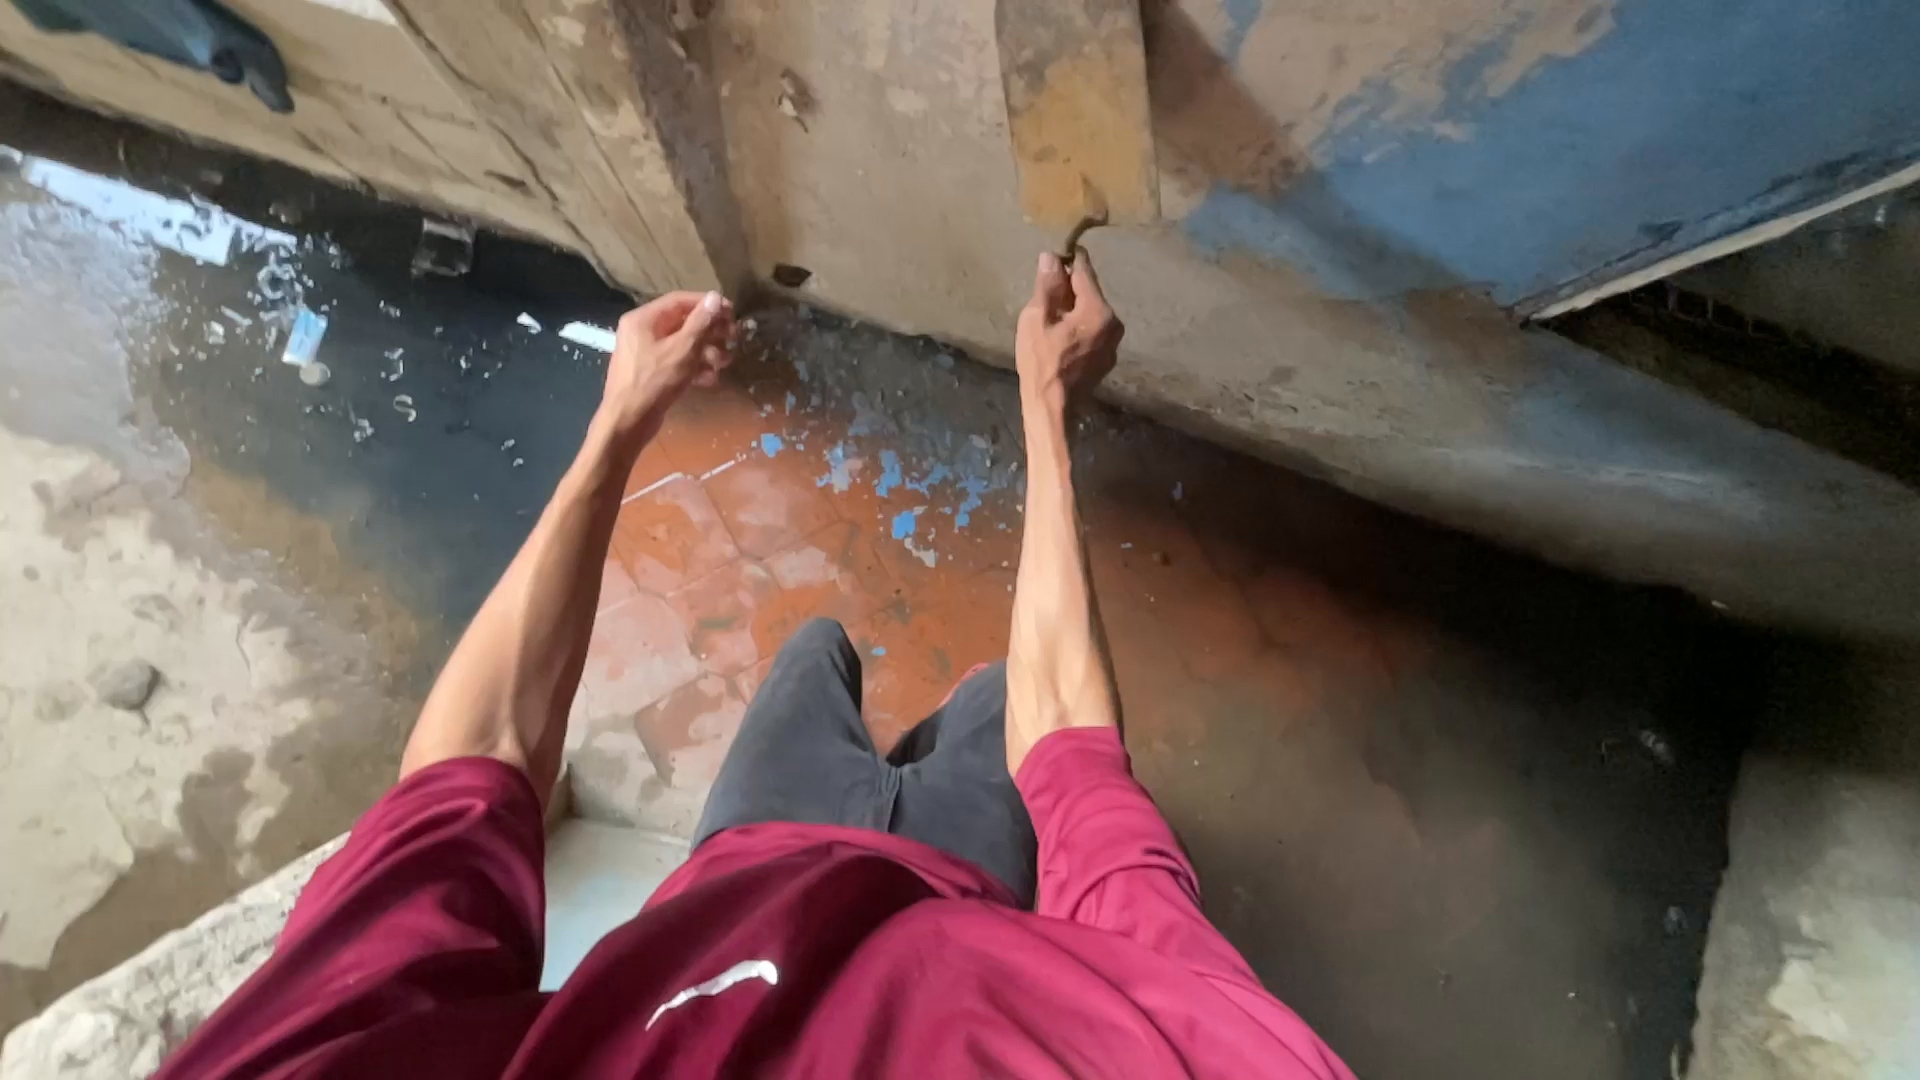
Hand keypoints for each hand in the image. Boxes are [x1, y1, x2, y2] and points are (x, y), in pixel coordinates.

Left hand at [601, 289, 734, 437]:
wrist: (628, 421)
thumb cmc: (654, 382)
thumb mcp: (682, 350)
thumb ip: (700, 323)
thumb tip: (716, 297)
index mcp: (644, 319)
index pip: (680, 301)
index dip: (708, 305)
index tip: (732, 315)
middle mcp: (643, 331)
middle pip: (683, 323)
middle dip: (710, 333)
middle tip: (732, 341)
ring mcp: (646, 353)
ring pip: (683, 345)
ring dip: (707, 353)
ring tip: (722, 364)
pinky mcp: (652, 373)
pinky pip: (677, 363)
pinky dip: (695, 368)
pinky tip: (709, 380)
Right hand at [1015, 249, 1121, 411]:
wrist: (1052, 409)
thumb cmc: (1041, 363)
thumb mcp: (1036, 319)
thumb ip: (1047, 286)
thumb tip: (1051, 257)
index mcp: (1099, 310)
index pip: (1084, 271)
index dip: (1067, 261)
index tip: (1052, 258)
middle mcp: (1114, 324)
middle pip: (1089, 293)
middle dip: (1067, 291)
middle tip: (1042, 301)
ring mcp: (1113, 345)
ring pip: (1091, 314)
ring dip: (1072, 312)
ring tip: (1048, 323)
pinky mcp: (1106, 360)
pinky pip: (1092, 333)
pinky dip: (1078, 330)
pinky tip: (1059, 342)